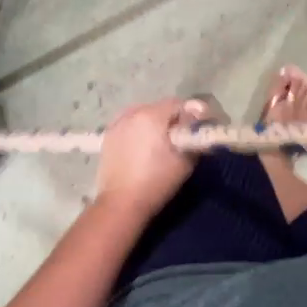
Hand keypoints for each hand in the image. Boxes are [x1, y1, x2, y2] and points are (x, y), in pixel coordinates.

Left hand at [95, 99, 194, 219]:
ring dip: (153, 123)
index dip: (189, 114)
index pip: (177, 103)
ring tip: (158, 143)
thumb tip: (198, 123)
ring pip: (142, 114)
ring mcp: (117, 123)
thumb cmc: (156, 181)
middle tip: (179, 138)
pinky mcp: (108, 135)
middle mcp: (132, 113)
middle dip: (171, 118)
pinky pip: (128, 124)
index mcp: (151, 115)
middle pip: (158, 107)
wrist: (121, 202)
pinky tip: (141, 146)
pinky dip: (138, 129)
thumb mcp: (185, 160)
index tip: (195, 129)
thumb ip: (194, 136)